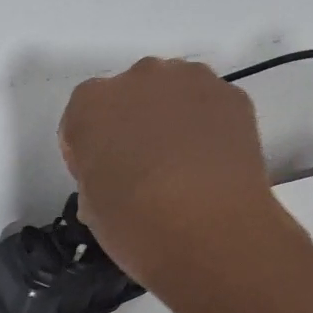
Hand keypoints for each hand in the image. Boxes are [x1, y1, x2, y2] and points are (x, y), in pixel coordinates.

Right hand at [58, 57, 288, 287]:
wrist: (211, 234)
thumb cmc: (136, 225)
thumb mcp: (92, 209)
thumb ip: (95, 177)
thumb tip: (115, 177)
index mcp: (90, 105)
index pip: (80, 122)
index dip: (89, 153)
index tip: (102, 180)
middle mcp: (137, 78)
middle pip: (128, 98)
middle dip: (131, 128)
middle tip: (142, 173)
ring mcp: (190, 81)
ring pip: (172, 96)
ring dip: (170, 122)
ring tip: (182, 170)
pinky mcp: (232, 95)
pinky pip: (209, 107)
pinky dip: (207, 128)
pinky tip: (210, 166)